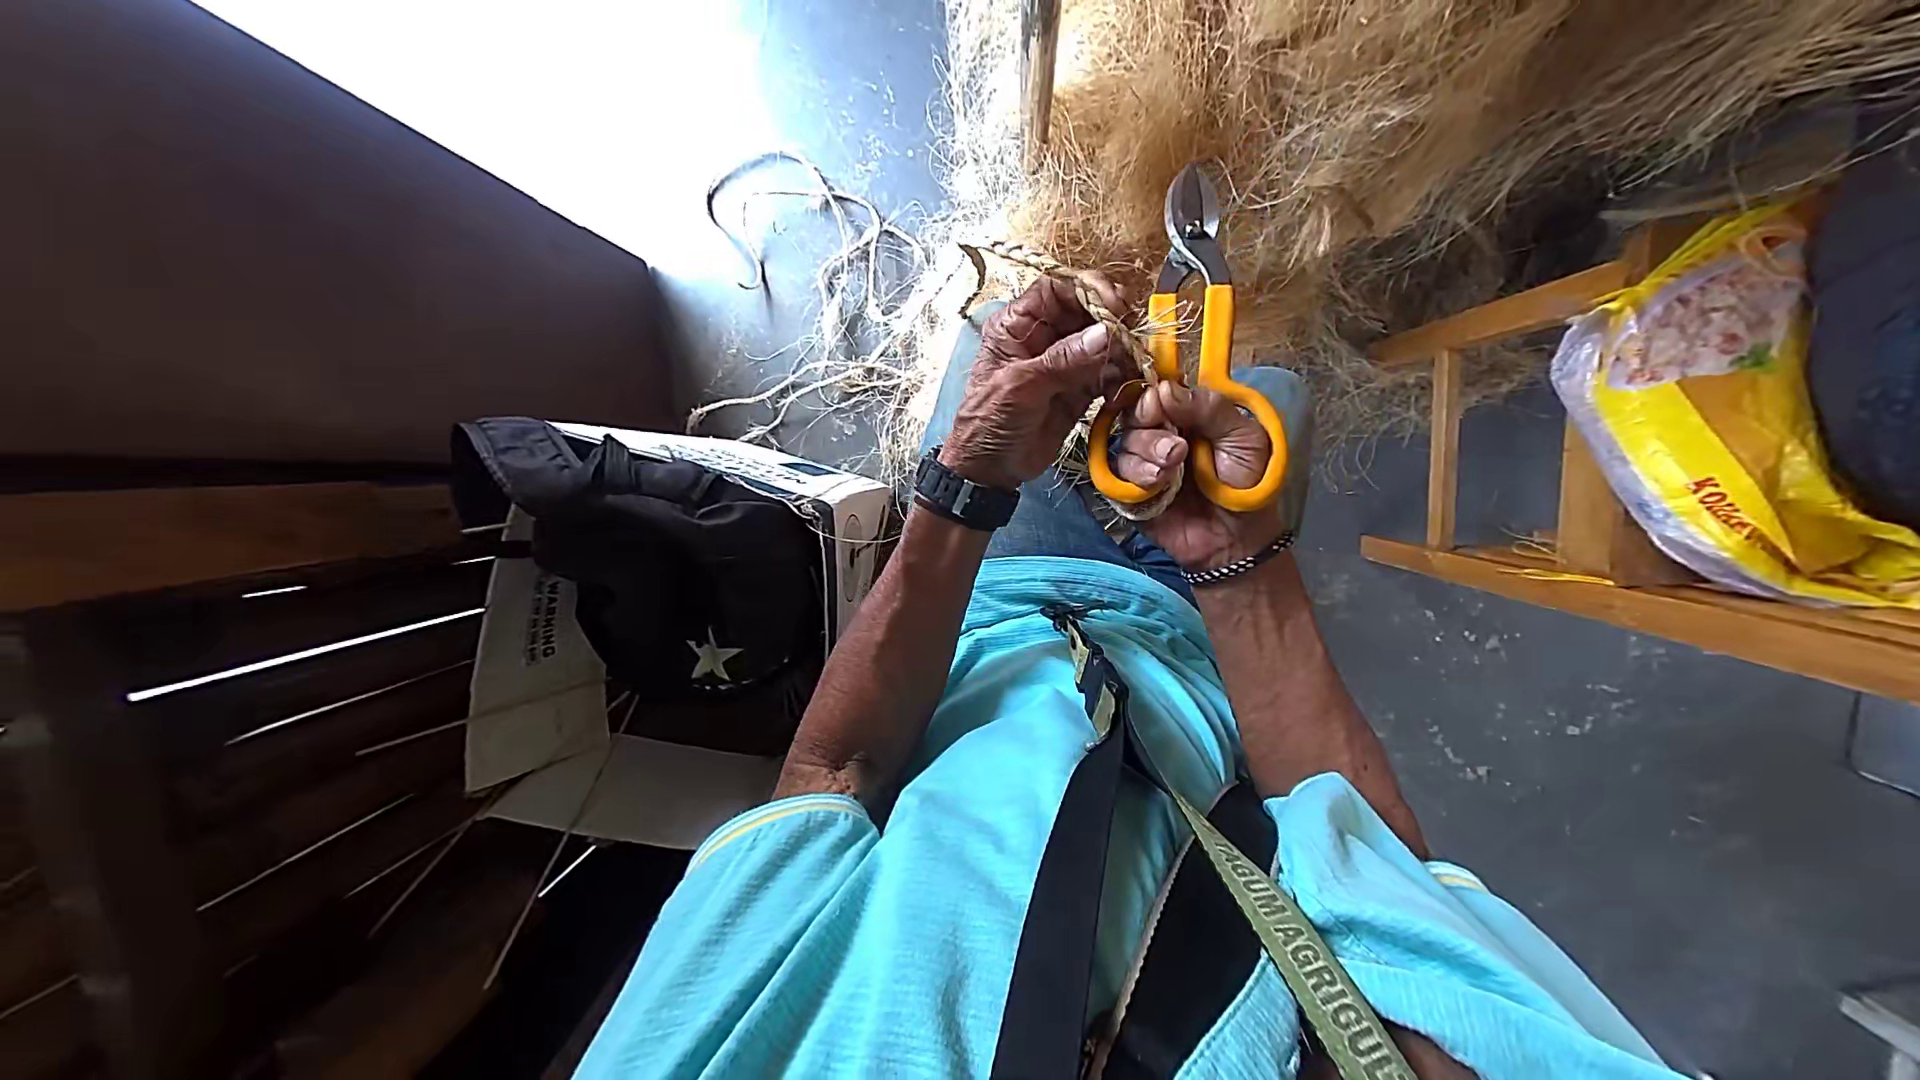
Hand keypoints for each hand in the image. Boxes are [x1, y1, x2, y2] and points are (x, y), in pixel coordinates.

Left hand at [940, 274, 1130, 490]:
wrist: (990, 468)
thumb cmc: (989, 423)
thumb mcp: (1020, 388)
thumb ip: (1063, 361)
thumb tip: (1106, 333)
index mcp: (1018, 326)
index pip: (1057, 289)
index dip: (1088, 290)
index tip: (1115, 306)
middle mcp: (1044, 337)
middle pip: (1088, 311)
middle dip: (1113, 321)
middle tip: (1133, 338)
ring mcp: (1065, 363)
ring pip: (1103, 341)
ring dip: (1122, 351)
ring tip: (1134, 367)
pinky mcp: (1080, 388)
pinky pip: (1108, 372)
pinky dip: (1121, 378)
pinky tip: (1125, 389)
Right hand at [1110, 380, 1285, 570]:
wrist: (1237, 537)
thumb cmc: (1246, 483)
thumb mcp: (1242, 435)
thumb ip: (1207, 407)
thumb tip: (1162, 389)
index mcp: (1185, 414)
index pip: (1154, 392)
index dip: (1151, 398)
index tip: (1160, 407)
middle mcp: (1159, 434)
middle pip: (1132, 417)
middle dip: (1151, 431)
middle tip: (1178, 451)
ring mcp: (1143, 464)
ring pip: (1124, 446)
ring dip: (1146, 457)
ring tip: (1171, 473)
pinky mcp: (1130, 492)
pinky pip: (1117, 477)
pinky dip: (1135, 479)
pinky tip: (1157, 487)